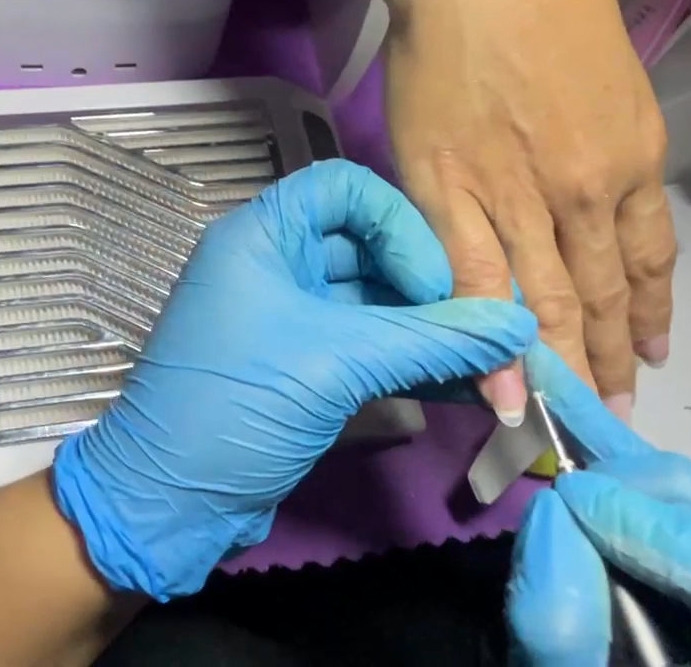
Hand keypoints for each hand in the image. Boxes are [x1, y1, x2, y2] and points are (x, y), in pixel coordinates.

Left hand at [52, 160, 536, 600]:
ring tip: (498, 364)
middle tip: (489, 329)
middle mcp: (277, 261)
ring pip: (376, 299)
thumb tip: (519, 323)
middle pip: (369, 245)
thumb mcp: (334, 363)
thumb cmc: (237, 406)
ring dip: (433, 330)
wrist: (171, 501)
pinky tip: (470, 385)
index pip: (345, 189)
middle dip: (432, 285)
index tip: (436, 281)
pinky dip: (414, 360)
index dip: (398, 224)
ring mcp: (291, 313)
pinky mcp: (306, 361)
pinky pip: (370, 342)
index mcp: (263, 233)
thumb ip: (430, 339)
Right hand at [381, 0, 676, 419]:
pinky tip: (503, 384)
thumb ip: (595, 135)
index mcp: (630, 153)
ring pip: (549, 297)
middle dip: (610, 358)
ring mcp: (520, 192)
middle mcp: (588, 186)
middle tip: (612, 413)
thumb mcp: (599, 69)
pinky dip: (493, 336)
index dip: (650, 314)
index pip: (648, 258)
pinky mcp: (451, 187)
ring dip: (560, 363)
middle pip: (605, 291)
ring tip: (566, 414)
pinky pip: (480, 278)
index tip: (650, 356)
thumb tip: (577, 185)